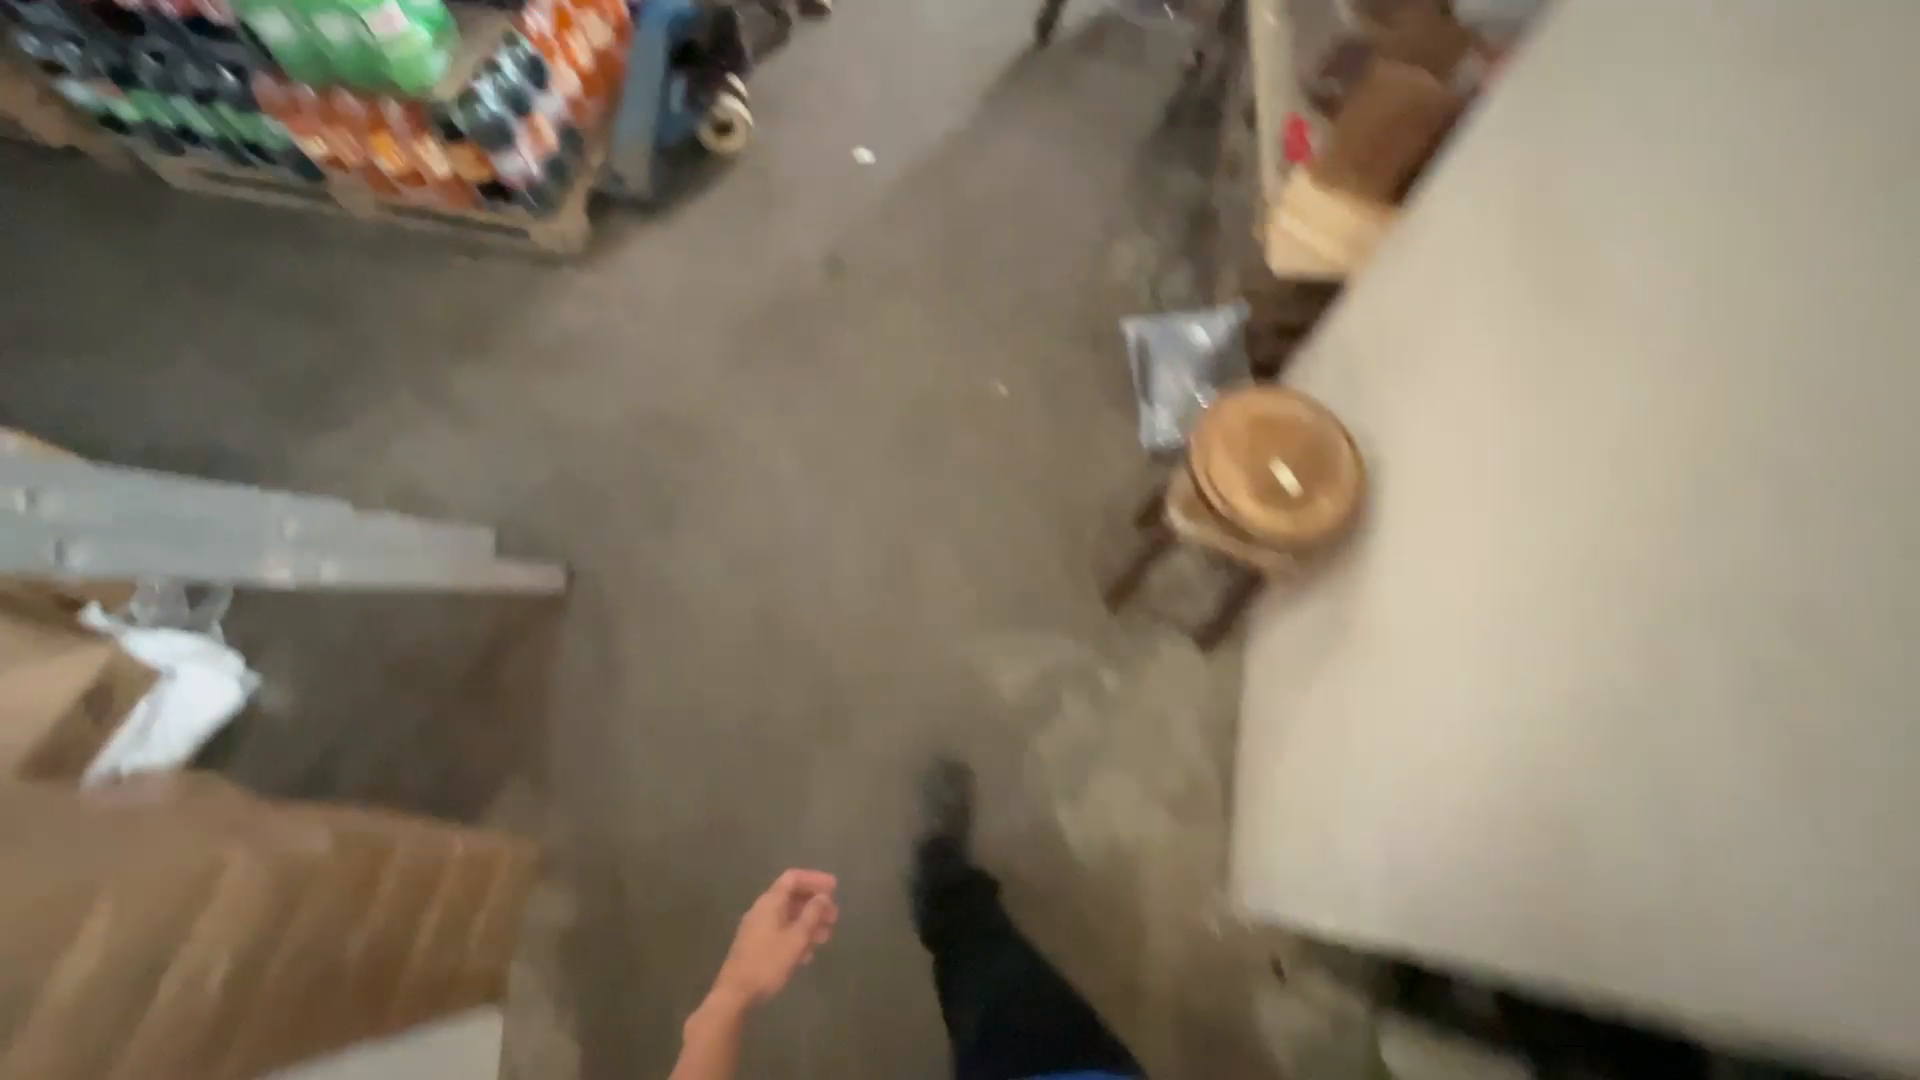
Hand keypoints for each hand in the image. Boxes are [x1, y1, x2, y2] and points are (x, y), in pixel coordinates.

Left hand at [709, 869, 838, 1009]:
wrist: (734, 996)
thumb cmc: (768, 963)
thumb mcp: (796, 938)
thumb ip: (812, 914)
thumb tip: (823, 897)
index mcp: (770, 902)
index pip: (793, 878)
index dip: (815, 879)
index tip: (834, 888)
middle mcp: (762, 910)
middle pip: (791, 897)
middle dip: (814, 904)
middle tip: (834, 916)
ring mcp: (756, 928)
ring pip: (787, 916)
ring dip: (808, 922)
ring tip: (825, 936)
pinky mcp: (754, 946)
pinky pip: (780, 931)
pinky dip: (796, 935)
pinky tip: (808, 953)